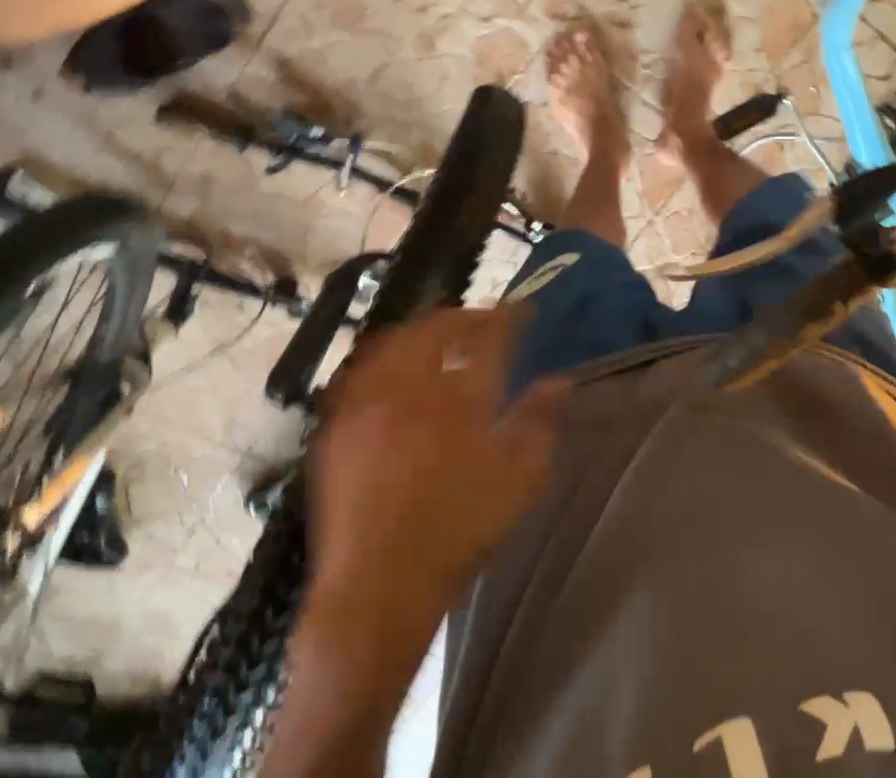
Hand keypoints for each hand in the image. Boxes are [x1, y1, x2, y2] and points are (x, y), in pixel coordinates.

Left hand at [308, 308, 568, 602]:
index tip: (523, 310)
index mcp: (457, 400)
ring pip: (393, 342)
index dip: (507, 316)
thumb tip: (560, 382)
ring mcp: (363, 404)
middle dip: (464, 316)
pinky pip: (360, 370)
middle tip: (484, 321)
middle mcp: (406, 389)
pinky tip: (395, 370)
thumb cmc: (459, 535)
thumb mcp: (520, 483)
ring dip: (423, 330)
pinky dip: (385, 356)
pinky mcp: (335, 425)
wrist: (378, 585)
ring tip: (441, 336)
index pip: (487, 337)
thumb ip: (541, 424)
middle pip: (435, 328)